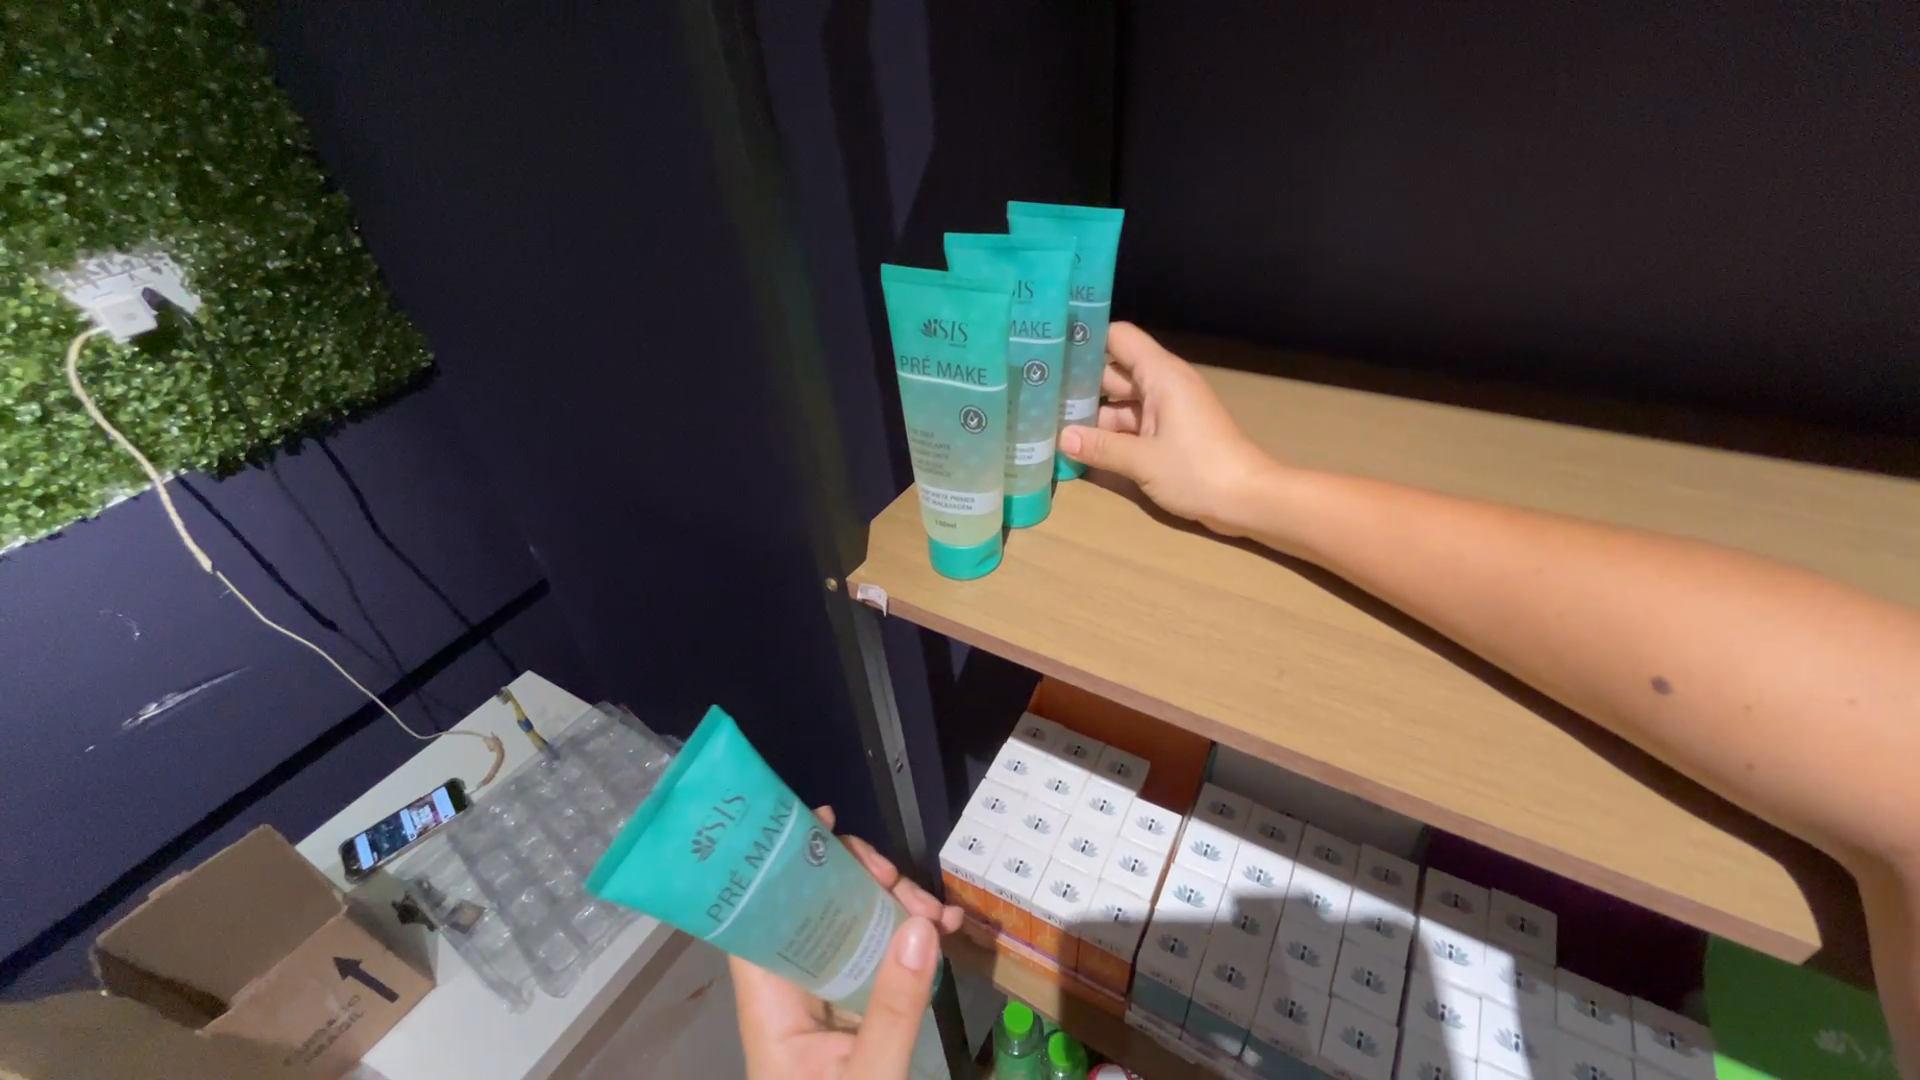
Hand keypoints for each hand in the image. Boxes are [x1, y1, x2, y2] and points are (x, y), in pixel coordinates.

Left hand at [730, 807, 963, 1079]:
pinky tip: (947, 925)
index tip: (817, 821)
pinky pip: (884, 955)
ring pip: (855, 926)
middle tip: (901, 880)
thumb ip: (893, 1008)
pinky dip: (914, 936)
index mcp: (773, 1008)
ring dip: (897, 904)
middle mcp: (796, 994)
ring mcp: (832, 1001)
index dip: (779, 867)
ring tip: (939, 909)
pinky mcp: (862, 1011)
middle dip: (861, 881)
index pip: (759, 922)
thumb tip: (917, 923)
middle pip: (816, 910)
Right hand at [1058, 323, 1279, 536]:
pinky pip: (1130, 426)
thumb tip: (1061, 438)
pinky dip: (1107, 434)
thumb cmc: (1199, 470)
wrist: (1248, 500)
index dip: (1086, 338)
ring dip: (1089, 414)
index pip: (1118, 337)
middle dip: (1078, 383)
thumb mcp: (1143, 460)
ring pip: (1119, 403)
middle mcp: (1162, 386)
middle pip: (1112, 372)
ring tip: (1045, 422)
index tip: (1051, 346)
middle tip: (1035, 392)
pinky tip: (1076, 446)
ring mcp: (1165, 411)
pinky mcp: (1168, 435)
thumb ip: (1100, 447)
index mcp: (1160, 376)